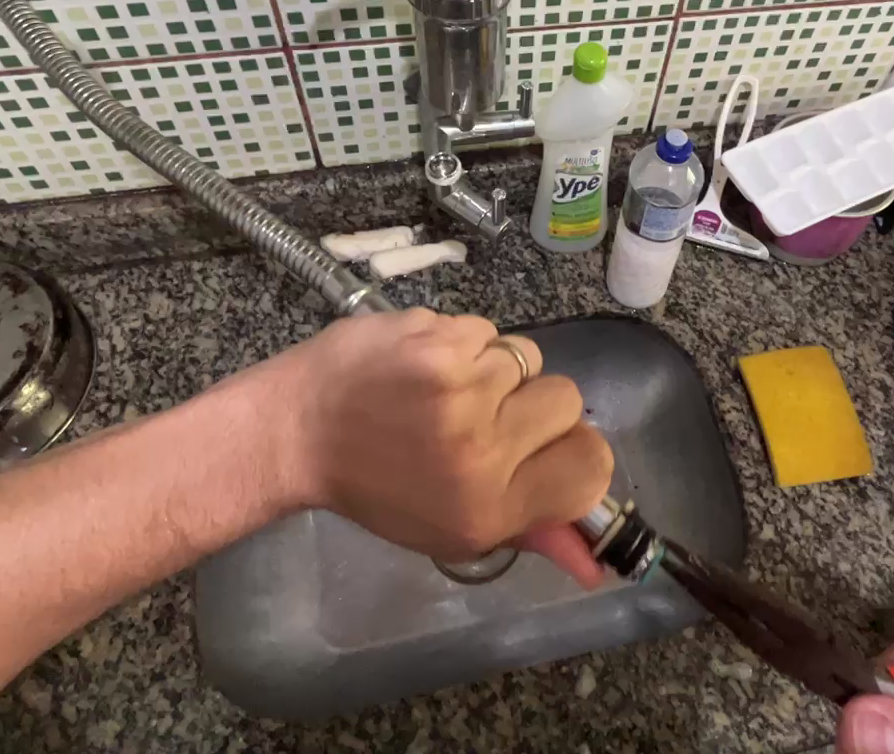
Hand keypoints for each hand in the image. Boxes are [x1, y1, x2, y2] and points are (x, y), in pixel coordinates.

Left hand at [223, 308, 613, 580]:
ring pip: (527, 357)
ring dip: (497, 372)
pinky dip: (466, 345)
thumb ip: (530, 533)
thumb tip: (596, 563)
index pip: (590, 465)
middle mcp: (481, 442)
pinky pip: (487, 331)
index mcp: (487, 503)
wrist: (297, 428)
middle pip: (567, 401)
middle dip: (534, 407)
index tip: (546, 452)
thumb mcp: (451, 531)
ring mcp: (458, 380)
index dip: (575, 455)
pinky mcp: (436, 333)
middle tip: (488, 417)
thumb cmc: (376, 487)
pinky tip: (427, 364)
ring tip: (448, 389)